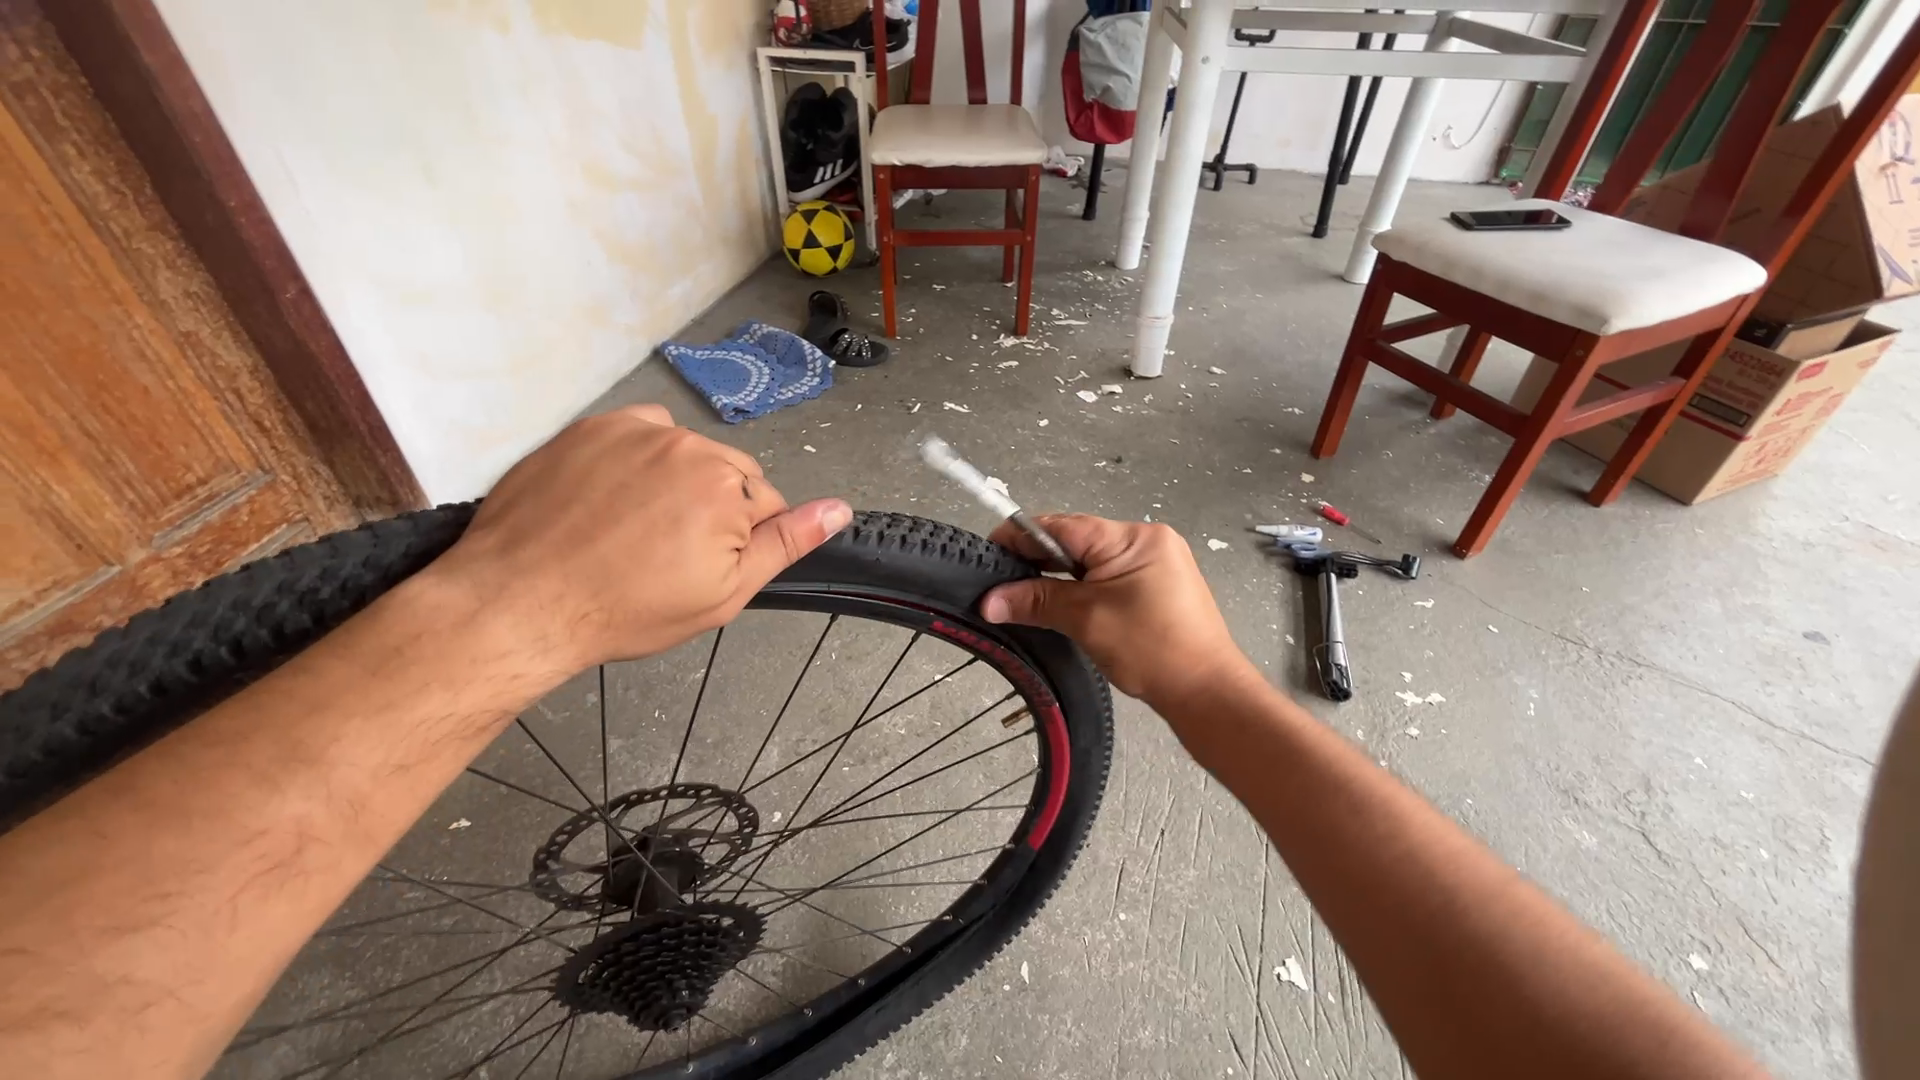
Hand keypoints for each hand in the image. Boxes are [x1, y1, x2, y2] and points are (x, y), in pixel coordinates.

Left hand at [428, 405, 850, 668]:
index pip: (766, 506)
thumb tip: (840, 509)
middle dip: (714, 507)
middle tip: (666, 553)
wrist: (520, 601)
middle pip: (730, 474)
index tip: (699, 567)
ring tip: (635, 527)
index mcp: (729, 490)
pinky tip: (616, 494)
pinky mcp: (594, 426)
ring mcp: (637, 432)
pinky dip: (641, 457)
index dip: (739, 542)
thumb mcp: (723, 593)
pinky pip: (642, 432)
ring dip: (677, 480)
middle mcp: (690, 447)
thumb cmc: (625, 610)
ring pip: (688, 453)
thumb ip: (786, 544)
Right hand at [979, 515, 1259, 705]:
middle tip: (1000, 582)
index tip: (988, 552)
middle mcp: (1147, 541)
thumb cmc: (1151, 649)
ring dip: (1058, 578)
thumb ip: (1036, 601)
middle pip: (1076, 541)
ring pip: (1090, 562)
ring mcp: (1155, 564)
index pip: (1063, 526)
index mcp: (1133, 537)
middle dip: (1037, 561)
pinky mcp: (1157, 587)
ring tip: (1024, 597)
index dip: (1021, 537)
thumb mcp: (1086, 620)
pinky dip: (1080, 589)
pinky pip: (1107, 577)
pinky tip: (1061, 605)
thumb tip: (989, 600)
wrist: (1207, 692)